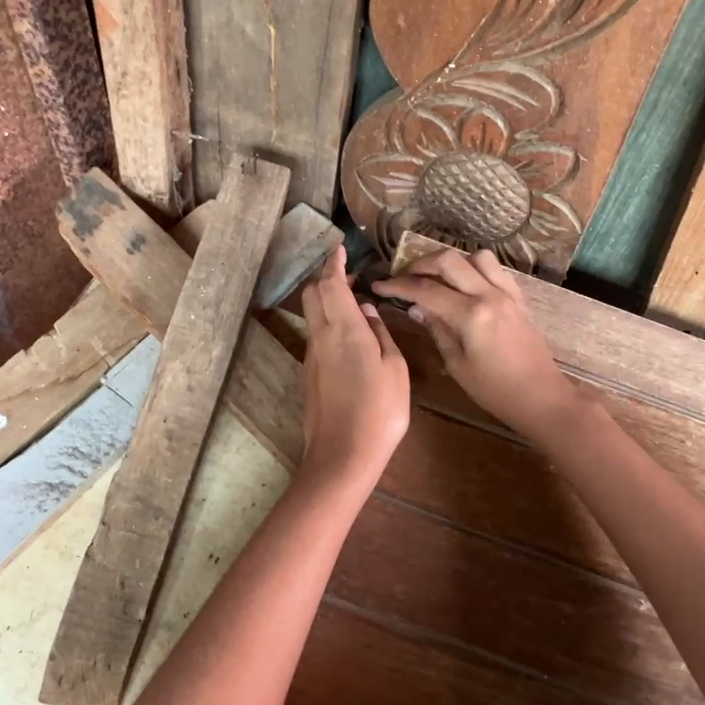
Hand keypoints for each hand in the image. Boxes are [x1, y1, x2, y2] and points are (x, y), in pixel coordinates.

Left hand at [299, 245, 409, 487]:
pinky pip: (317, 336)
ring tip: (352, 301)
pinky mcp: (310, 375)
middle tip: (348, 274)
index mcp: (343, 328)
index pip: (330, 283)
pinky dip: (328, 323)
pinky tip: (350, 335)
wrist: (343, 456)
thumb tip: (366, 310)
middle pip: (312, 295)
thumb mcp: (394, 368)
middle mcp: (321, 337)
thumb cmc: (379, 411)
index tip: (340, 249)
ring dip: (326, 300)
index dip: (334, 263)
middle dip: (326, 278)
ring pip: (312, 316)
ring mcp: (312, 357)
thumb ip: (380, 334)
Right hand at [371, 248, 580, 435]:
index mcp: (471, 315)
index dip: (398, 285)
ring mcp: (507, 293)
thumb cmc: (495, 391)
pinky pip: (495, 270)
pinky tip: (465, 285)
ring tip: (436, 278)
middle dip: (420, 264)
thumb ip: (437, 330)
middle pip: (448, 260)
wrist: (541, 397)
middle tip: (403, 277)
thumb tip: (416, 308)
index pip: (426, 289)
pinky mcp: (518, 298)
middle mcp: (489, 295)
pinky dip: (475, 269)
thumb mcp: (457, 365)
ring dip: (451, 262)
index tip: (379, 286)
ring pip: (475, 257)